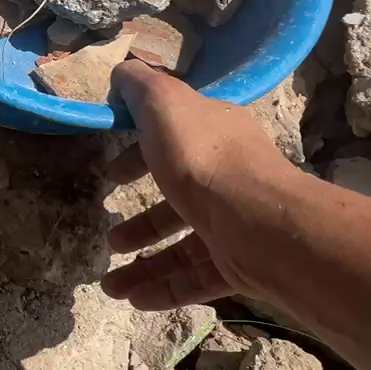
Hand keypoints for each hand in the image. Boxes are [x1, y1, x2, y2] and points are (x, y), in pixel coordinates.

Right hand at [99, 60, 295, 309]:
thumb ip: (141, 86)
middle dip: (141, 222)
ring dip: (144, 264)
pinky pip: (197, 279)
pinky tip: (134, 300)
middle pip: (177, 202)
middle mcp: (227, 180)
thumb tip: (124, 69)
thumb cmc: (203, 159)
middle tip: (110, 237)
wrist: (260, 223)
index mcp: (211, 138)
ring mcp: (235, 226)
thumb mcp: (164, 105)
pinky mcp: (241, 265)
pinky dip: (165, 289)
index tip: (110, 174)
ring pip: (182, 247)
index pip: (172, 143)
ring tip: (110, 285)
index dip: (136, 157)